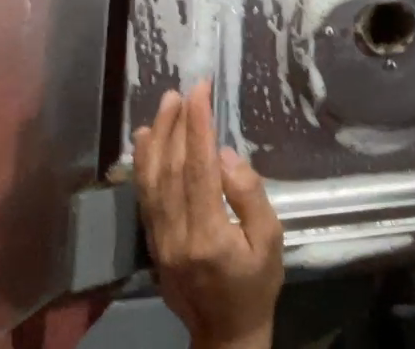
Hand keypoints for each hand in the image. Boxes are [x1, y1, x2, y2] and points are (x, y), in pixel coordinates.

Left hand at [132, 82, 282, 348]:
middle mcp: (176, 235)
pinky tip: (146, 144)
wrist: (226, 333)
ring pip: (151, 182)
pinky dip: (143, 167)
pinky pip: (145, 199)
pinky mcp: (154, 244)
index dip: (197, 126)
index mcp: (208, 233)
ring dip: (157, 141)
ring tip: (163, 107)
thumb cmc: (257, 283)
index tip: (201, 92)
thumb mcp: (271, 239)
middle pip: (169, 170)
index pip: (198, 169)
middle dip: (176, 126)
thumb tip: (226, 156)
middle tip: (183, 90)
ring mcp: (160, 241)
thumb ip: (249, 196)